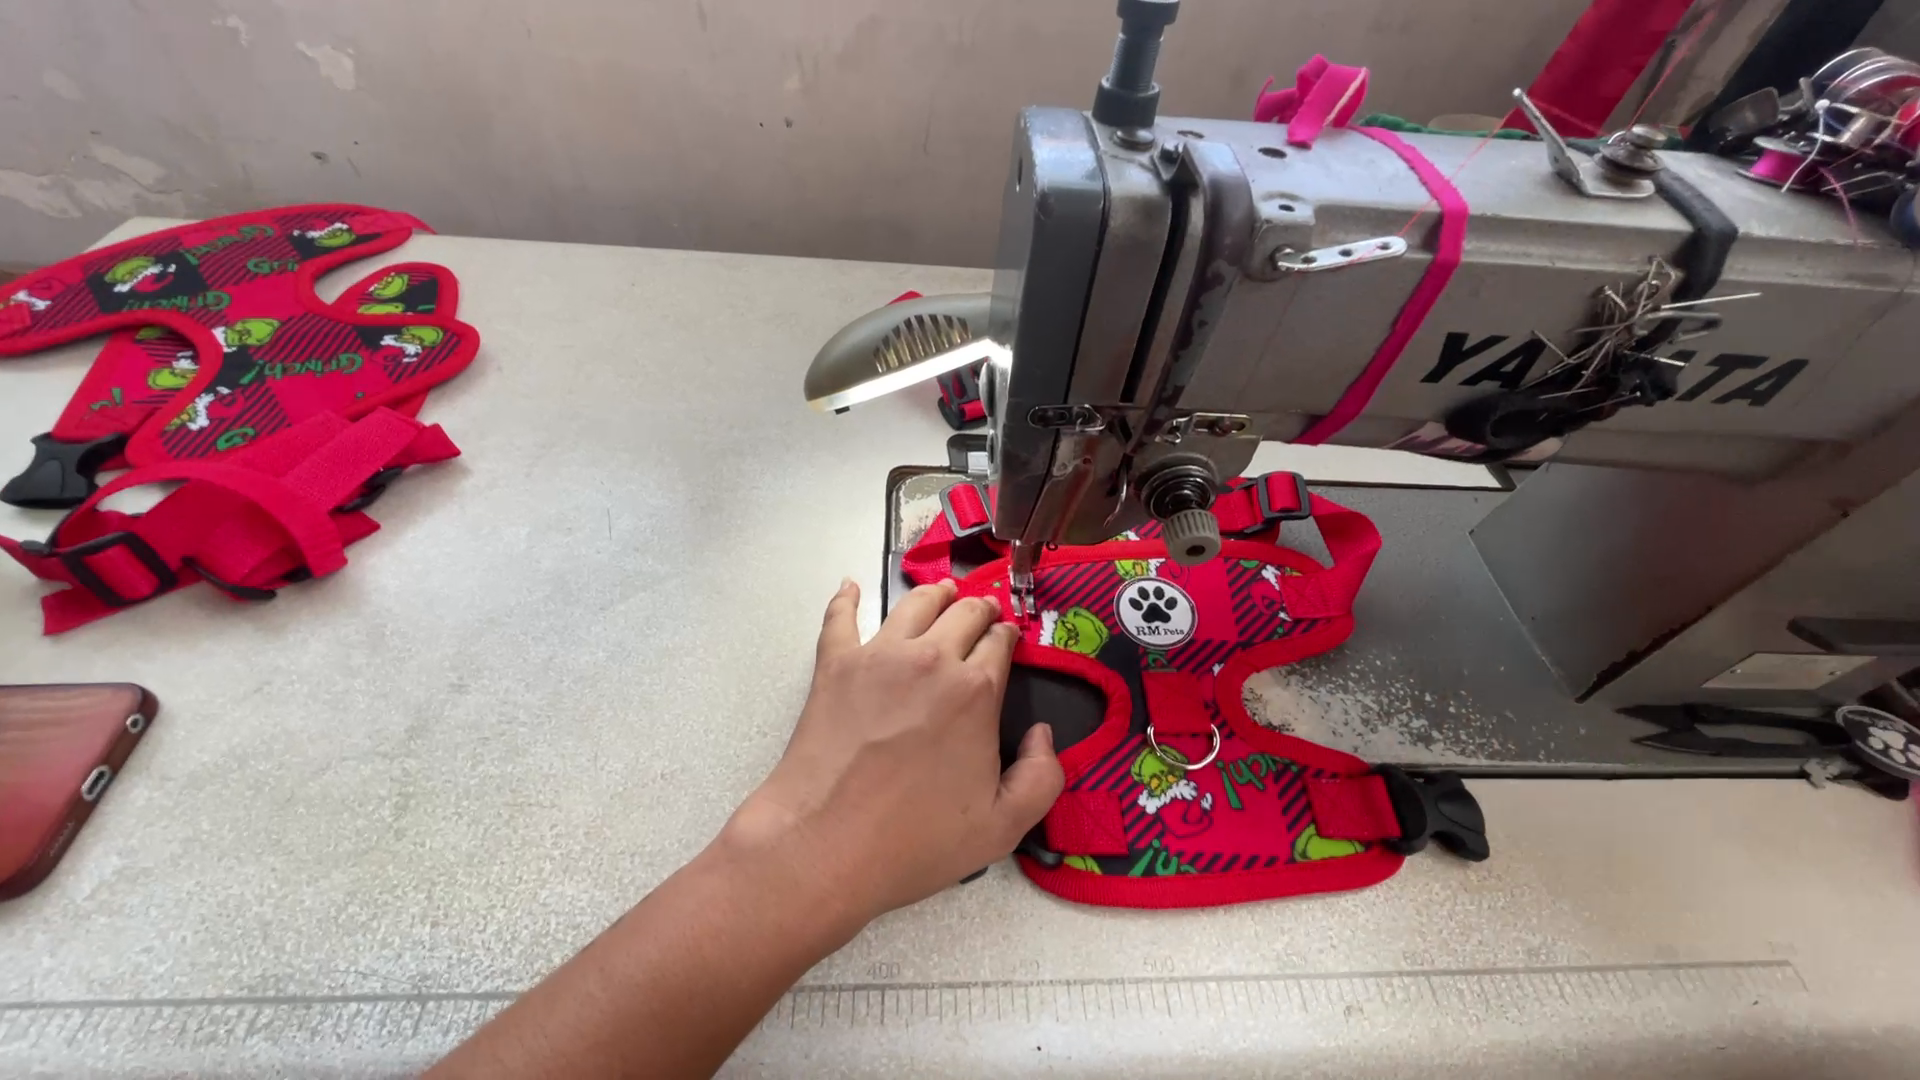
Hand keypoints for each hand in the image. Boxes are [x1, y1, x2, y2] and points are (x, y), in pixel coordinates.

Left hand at [724, 578, 1063, 926]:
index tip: (1008, 638)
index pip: (999, 643)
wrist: (825, 845)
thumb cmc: (914, 841)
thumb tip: (1043, 734)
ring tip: (942, 592)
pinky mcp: (834, 664)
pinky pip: (841, 616)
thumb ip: (1043, 776)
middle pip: (963, 613)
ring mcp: (878, 655)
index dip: (1008, 636)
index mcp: (975, 691)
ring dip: (934, 594)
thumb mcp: (1004, 827)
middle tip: (982, 611)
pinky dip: (846, 597)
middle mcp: (930, 660)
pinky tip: (849, 587)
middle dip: (979, 608)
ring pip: (914, 603)